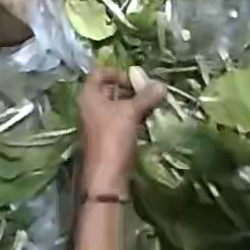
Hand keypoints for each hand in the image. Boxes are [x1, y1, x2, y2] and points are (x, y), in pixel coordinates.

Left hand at [76, 68, 166, 195]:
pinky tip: (148, 121)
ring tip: (153, 106)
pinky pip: (119, 121)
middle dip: (130, 89)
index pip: (99, 72)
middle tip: (150, 92)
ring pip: (116, 106)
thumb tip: (161, 85)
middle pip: (109, 89)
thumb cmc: (113, 138)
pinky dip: (132, 118)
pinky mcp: (106, 137)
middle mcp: (89, 107)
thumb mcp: (130, 112)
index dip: (117, 72)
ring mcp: (97, 123)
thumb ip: (145, 96)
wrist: (107, 177)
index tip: (136, 80)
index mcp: (88, 95)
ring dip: (134, 104)